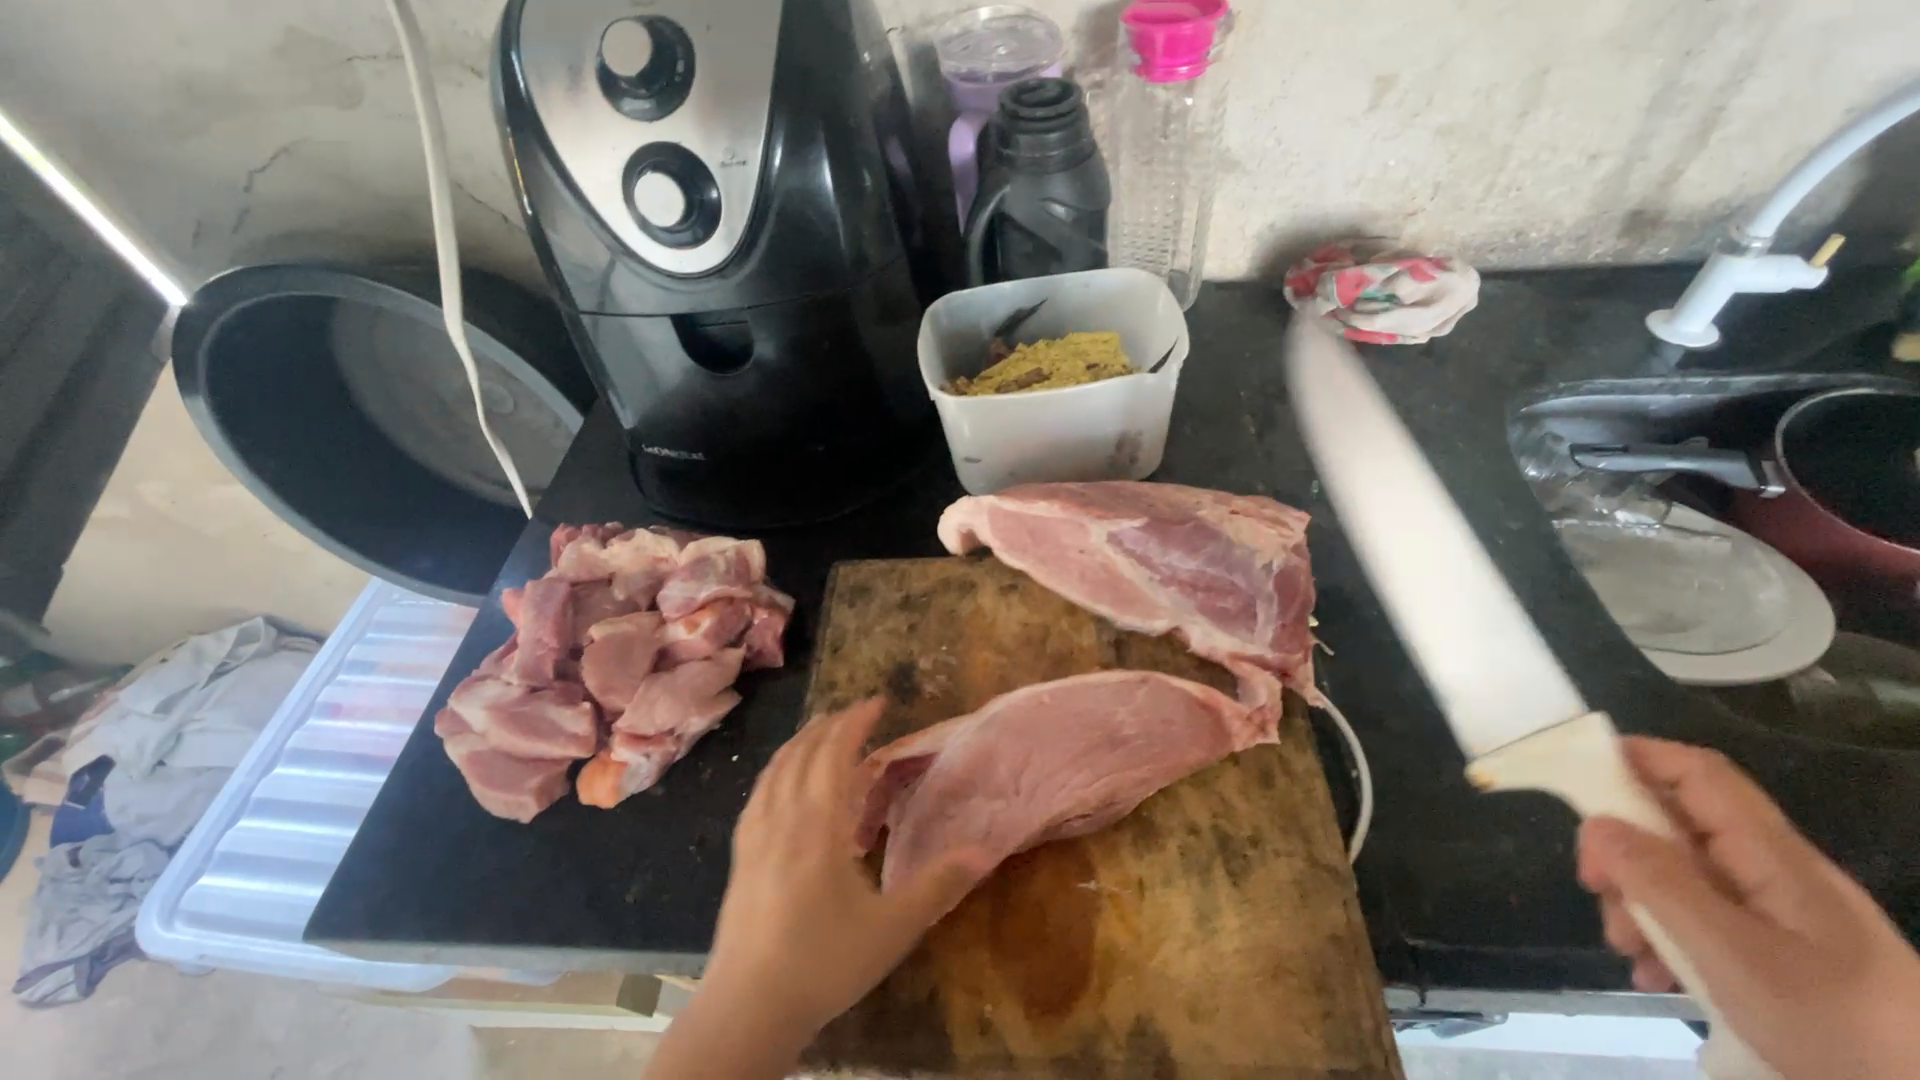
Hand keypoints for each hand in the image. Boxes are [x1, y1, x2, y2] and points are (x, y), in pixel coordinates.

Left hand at [646, 699, 987, 1079]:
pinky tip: (780, 780)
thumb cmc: (824, 964)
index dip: (856, 722)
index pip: (835, 755)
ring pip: (775, 770)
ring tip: (821, 731)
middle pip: (802, 754)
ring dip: (800, 742)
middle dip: (830, 726)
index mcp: (818, 827)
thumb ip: (939, 885)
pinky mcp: (740, 857)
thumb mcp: (893, 928)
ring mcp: (755, 837)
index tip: (878, 702)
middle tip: (857, 712)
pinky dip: (775, 770)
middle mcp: (782, 819)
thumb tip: (987, 849)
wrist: (748, 1007)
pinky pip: (757, 794)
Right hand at [1577, 737, 1919, 1079]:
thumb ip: (1660, 883)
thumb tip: (1596, 823)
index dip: (1641, 757)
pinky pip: (1701, 925)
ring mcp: (1776, 917)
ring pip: (1679, 881)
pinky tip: (1657, 977)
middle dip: (1622, 853)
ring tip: (1631, 953)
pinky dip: (1666, 942)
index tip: (1578, 772)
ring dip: (1638, 906)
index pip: (1700, 776)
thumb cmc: (1835, 1022)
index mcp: (1773, 857)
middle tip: (1593, 887)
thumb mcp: (1734, 955)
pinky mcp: (1775, 955)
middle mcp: (1772, 874)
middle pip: (1676, 830)